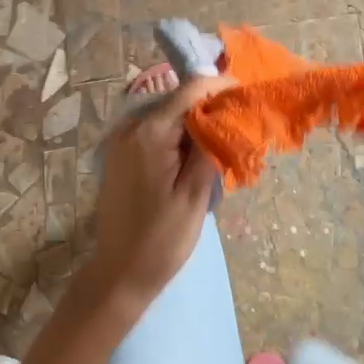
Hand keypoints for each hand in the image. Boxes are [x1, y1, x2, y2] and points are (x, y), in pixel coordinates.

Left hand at [85, 76, 234, 302]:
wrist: (117, 276)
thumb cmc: (160, 240)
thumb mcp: (195, 194)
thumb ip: (210, 145)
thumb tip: (227, 111)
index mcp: (150, 133)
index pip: (191, 89)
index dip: (221, 87)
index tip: (246, 98)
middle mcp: (130, 126)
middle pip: (178, 97)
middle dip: (210, 105)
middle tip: (238, 124)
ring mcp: (121, 138)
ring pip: (168, 111)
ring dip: (194, 120)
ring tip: (221, 140)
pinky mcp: (120, 152)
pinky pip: (155, 127)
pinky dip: (177, 132)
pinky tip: (194, 153)